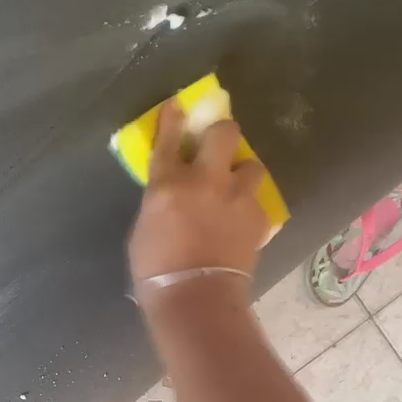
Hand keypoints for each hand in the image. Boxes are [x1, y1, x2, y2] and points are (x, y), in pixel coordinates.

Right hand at [127, 100, 270, 287]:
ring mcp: (237, 196)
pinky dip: (247, 208)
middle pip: (225, 133)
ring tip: (233, 191)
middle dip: (220, 135)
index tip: (178, 105)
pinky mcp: (258, 216)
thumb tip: (170, 196)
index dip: (173, 119)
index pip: (170, 141)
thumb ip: (159, 204)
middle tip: (215, 149)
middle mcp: (205, 181)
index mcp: (167, 186)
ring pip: (250, 165)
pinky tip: (239, 223)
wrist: (194, 296)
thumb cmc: (153, 271)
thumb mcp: (143, 232)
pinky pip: (256, 202)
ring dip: (240, 174)